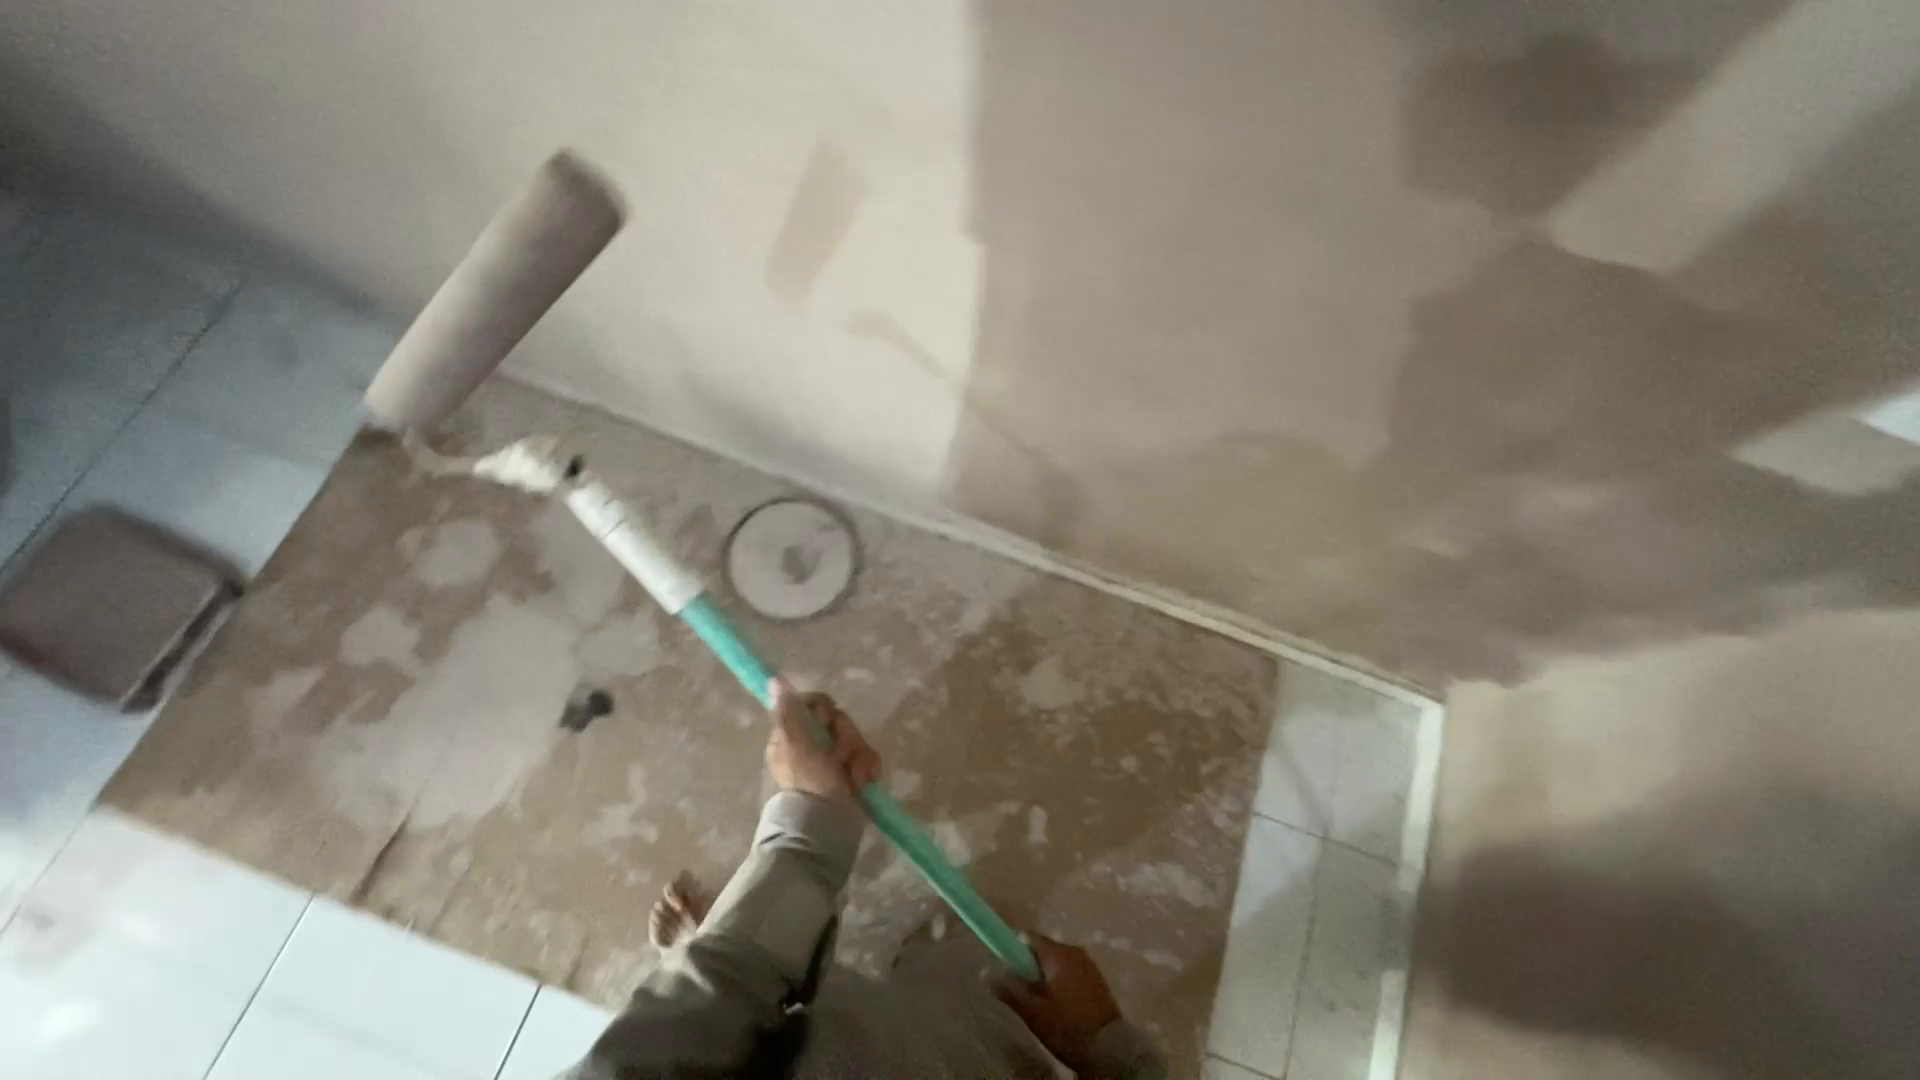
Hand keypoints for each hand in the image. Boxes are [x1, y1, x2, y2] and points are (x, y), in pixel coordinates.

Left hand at [765, 678, 880, 804]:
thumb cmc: (807, 781)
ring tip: (854, 777)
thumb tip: (774, 680)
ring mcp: (833, 761)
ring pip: (856, 739)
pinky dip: (868, 769)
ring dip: (858, 756)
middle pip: (839, 721)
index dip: (824, 709)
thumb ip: (787, 711)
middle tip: (838, 757)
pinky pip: (867, 758)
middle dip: (845, 738)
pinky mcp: (852, 775)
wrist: (826, 823)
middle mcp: (813, 745)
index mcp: (794, 735)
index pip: (815, 704)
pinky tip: (864, 782)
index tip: (825, 720)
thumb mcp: (793, 743)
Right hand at [994, 933, 1123, 1071]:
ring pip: (1057, 962)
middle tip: (1023, 992)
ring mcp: (1089, 964)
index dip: (1013, 949)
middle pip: (1043, 949)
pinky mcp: (1098, 979)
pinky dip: (1062, 982)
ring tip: (1041, 1003)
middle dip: (1030, 966)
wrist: (1111, 1051)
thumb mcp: (1034, 1013)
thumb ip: (1010, 989)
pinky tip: (1060, 1005)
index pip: (1027, 937)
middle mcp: (1074, 950)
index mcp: (1058, 953)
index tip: (1005, 968)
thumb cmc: (1068, 1027)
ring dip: (1046, 976)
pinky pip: (1071, 972)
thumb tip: (986, 971)